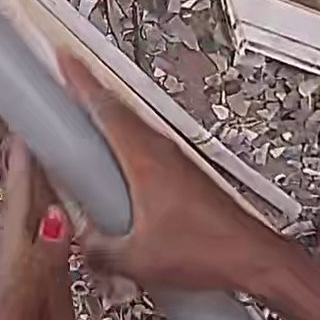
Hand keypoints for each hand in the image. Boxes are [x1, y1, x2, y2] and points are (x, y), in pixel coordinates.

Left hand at [0, 139, 71, 319]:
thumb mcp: (17, 314)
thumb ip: (41, 265)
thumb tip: (58, 216)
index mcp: (10, 257)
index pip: (21, 195)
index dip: (25, 157)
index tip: (32, 119)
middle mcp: (20, 262)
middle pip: (33, 203)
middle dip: (41, 164)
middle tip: (52, 127)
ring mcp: (32, 281)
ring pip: (47, 225)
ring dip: (54, 192)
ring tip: (65, 163)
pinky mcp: (47, 302)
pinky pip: (61, 255)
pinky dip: (68, 231)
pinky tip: (74, 225)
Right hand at [58, 53, 298, 295]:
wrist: (254, 260)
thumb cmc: (211, 251)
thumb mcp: (138, 258)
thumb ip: (98, 249)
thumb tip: (81, 242)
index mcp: (145, 160)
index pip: (107, 108)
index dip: (82, 81)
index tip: (65, 60)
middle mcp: (162, 151)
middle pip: (119, 110)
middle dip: (90, 92)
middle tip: (68, 80)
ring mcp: (176, 160)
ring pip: (134, 127)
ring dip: (108, 117)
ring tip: (86, 115)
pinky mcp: (184, 174)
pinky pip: (147, 146)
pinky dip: (126, 142)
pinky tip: (118, 161)